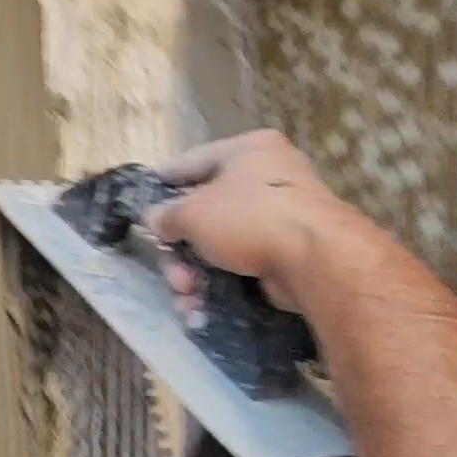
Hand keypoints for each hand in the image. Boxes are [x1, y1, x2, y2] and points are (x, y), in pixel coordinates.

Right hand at [143, 129, 351, 316]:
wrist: (314, 258)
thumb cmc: (249, 218)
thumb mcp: (193, 212)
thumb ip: (166, 215)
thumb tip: (154, 218)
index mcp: (247, 151)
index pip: (191, 162)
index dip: (162, 183)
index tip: (141, 200)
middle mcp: (264, 177)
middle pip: (201, 214)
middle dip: (179, 252)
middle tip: (173, 273)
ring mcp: (276, 215)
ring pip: (215, 244)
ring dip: (192, 274)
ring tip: (187, 295)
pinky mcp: (282, 249)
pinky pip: (236, 263)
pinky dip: (214, 283)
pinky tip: (199, 305)